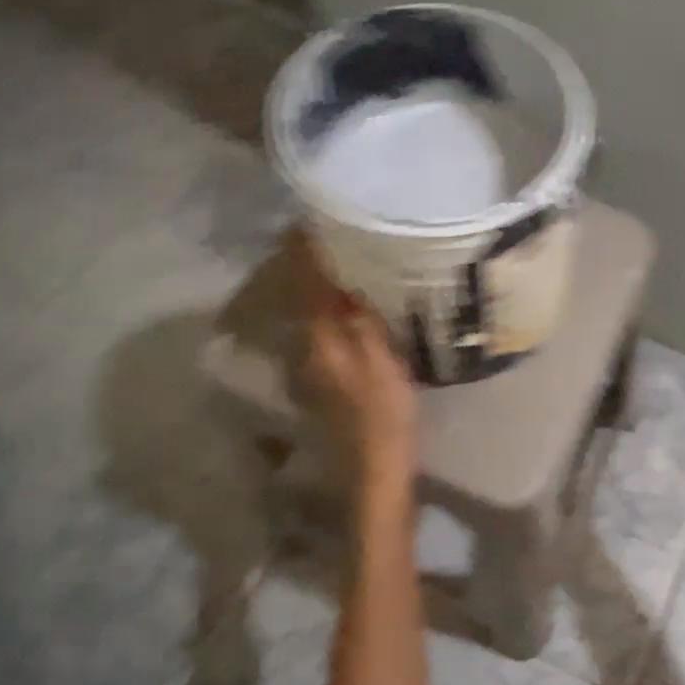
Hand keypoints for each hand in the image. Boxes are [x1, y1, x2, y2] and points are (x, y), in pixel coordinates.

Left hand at [288, 230, 417, 474]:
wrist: (374, 466)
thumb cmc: (384, 412)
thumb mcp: (379, 357)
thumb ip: (357, 314)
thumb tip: (338, 270)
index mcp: (317, 336)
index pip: (304, 279)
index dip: (307, 247)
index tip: (316, 218)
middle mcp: (303, 345)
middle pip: (300, 292)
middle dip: (311, 262)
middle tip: (335, 233)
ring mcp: (309, 363)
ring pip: (308, 310)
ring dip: (319, 284)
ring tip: (346, 260)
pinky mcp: (323, 376)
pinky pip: (320, 327)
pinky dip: (329, 308)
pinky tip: (351, 304)